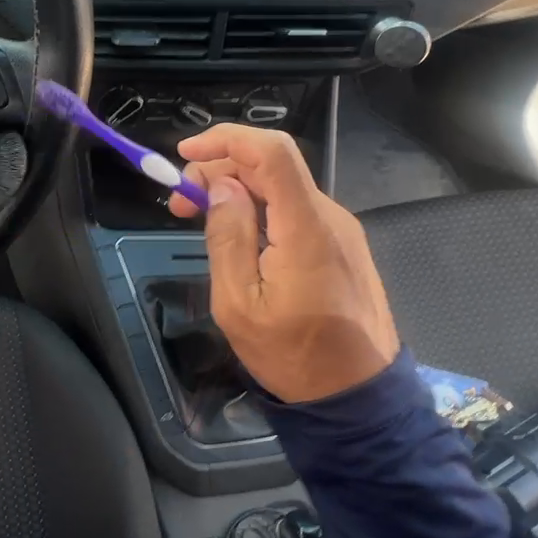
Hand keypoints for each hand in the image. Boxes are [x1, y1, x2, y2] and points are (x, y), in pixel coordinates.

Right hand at [167, 124, 398, 402]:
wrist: (358, 398)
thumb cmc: (292, 355)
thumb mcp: (239, 304)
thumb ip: (227, 239)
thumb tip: (221, 189)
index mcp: (305, 229)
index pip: (271, 152)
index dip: (225, 139)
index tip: (185, 154)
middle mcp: (329, 218)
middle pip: (270, 165)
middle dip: (218, 171)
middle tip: (178, 204)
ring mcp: (340, 231)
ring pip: (280, 187)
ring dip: (235, 191)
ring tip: (201, 221)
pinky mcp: (341, 245)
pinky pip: (293, 209)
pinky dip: (257, 209)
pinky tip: (237, 236)